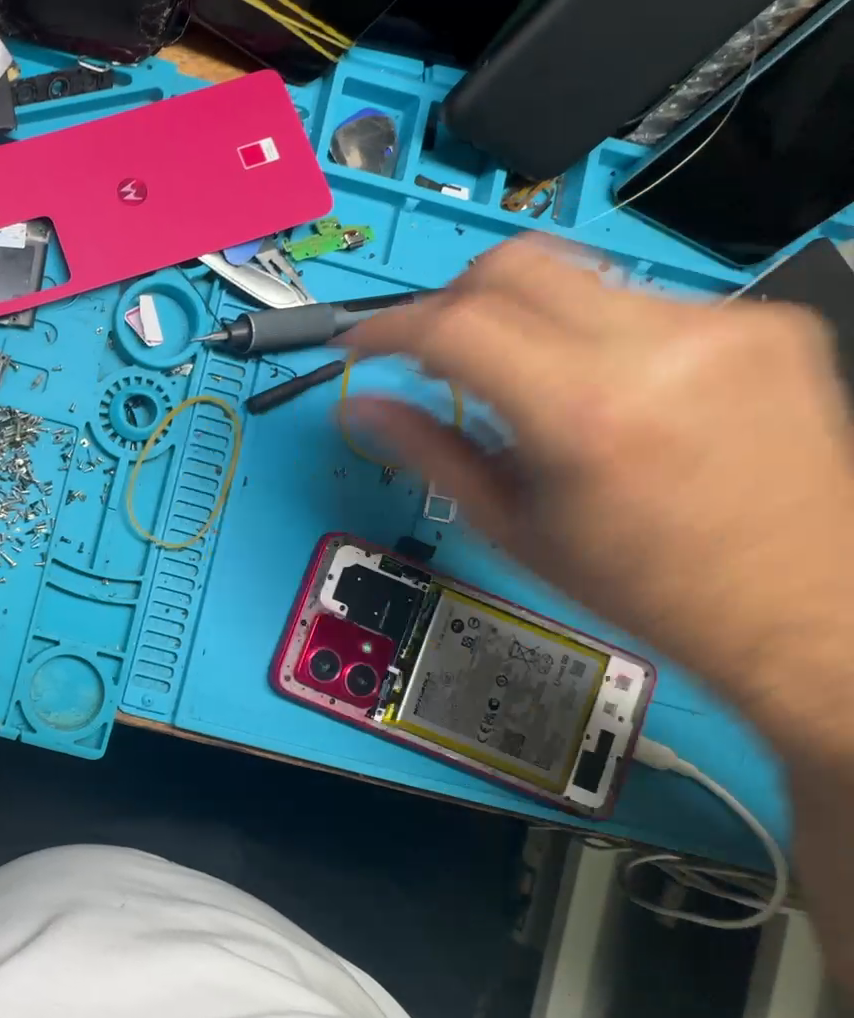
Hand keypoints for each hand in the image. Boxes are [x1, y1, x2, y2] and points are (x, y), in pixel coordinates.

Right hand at [340, 236, 853, 738]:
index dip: (388, 326)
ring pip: (574, 277)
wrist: (806, 603)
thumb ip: (427, 448)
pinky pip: (639, 301)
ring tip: (516, 379)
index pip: (455, 322)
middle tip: (429, 347)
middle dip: (449, 298)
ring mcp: (722, 328)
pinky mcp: (763, 326)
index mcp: (583, 412)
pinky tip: (594, 389)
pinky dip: (589, 333)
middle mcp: (660, 349)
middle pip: (514, 264)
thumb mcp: (509, 523)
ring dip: (520, 317)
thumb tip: (361, 407)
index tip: (362, 344)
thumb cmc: (649, 583)